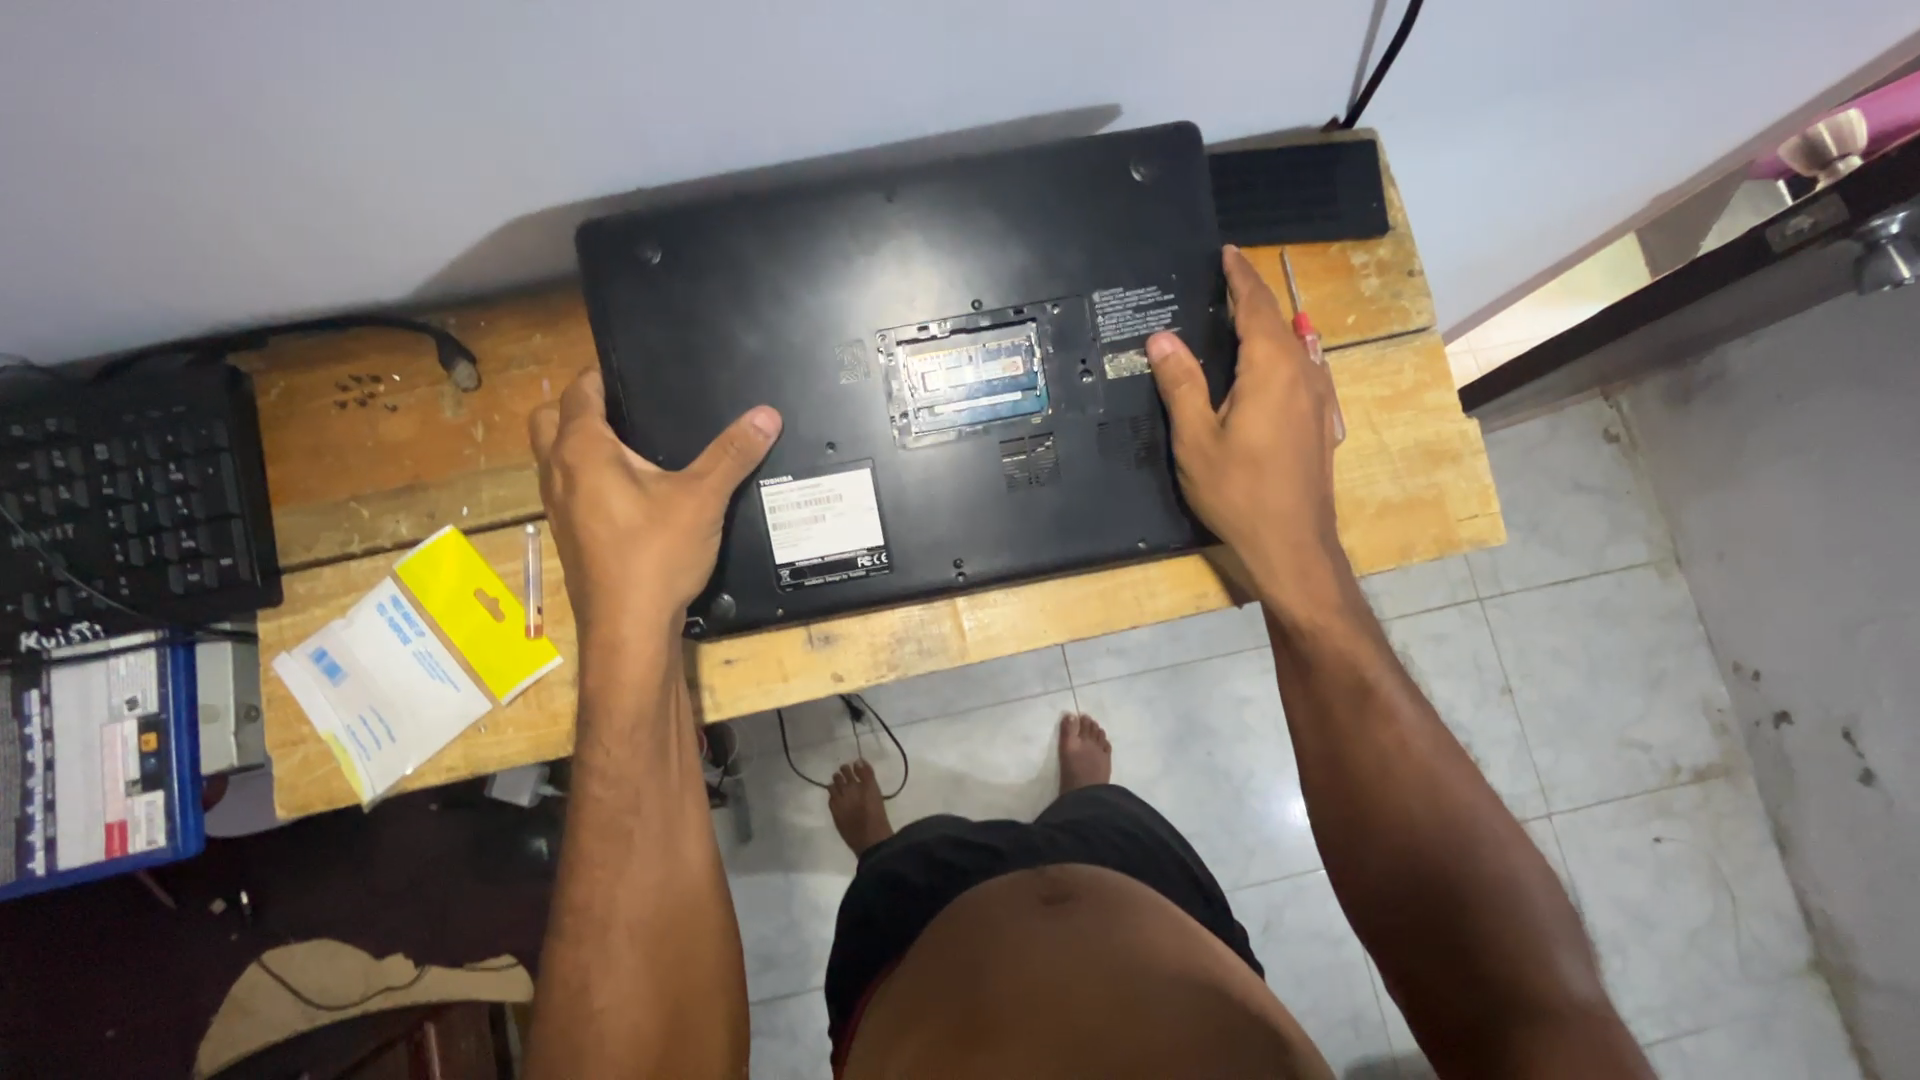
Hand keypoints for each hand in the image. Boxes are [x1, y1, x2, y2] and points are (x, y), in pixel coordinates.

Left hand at [528, 368, 781, 636]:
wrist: (628, 628)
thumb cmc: (656, 555)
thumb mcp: (702, 498)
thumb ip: (733, 454)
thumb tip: (767, 414)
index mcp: (582, 451)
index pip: (577, 392)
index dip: (598, 375)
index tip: (629, 370)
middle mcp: (558, 474)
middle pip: (548, 420)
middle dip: (577, 405)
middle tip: (623, 407)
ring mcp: (558, 508)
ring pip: (553, 458)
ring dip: (577, 443)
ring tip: (629, 445)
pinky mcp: (569, 536)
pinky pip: (567, 488)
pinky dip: (585, 477)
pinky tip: (628, 493)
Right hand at [1147, 245, 1346, 608]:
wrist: (1292, 544)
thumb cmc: (1238, 491)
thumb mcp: (1196, 439)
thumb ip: (1181, 384)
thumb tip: (1162, 337)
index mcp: (1271, 369)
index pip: (1257, 306)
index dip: (1240, 277)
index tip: (1226, 253)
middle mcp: (1303, 374)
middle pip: (1279, 322)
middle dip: (1252, 297)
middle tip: (1223, 282)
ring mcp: (1318, 399)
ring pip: (1294, 347)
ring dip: (1268, 326)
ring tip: (1239, 319)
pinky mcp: (1320, 422)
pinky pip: (1300, 370)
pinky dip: (1279, 354)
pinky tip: (1266, 368)